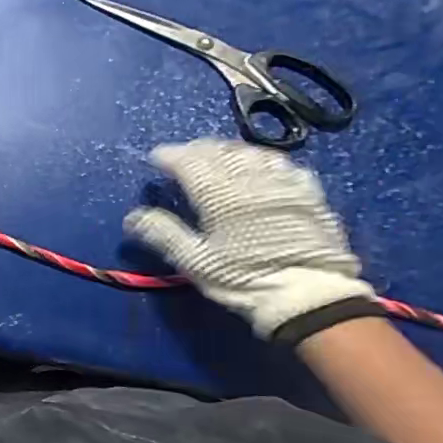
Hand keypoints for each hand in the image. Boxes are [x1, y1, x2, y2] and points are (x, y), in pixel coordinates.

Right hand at [124, 138, 378, 340]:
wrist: (307, 293)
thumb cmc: (243, 277)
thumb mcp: (194, 261)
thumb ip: (163, 234)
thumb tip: (133, 216)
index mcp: (221, 197)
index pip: (191, 163)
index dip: (171, 156)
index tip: (156, 157)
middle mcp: (252, 183)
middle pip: (222, 153)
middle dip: (198, 149)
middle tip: (182, 154)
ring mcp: (284, 186)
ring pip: (253, 154)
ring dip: (229, 150)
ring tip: (216, 155)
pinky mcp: (308, 195)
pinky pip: (285, 165)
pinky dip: (264, 159)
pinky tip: (260, 165)